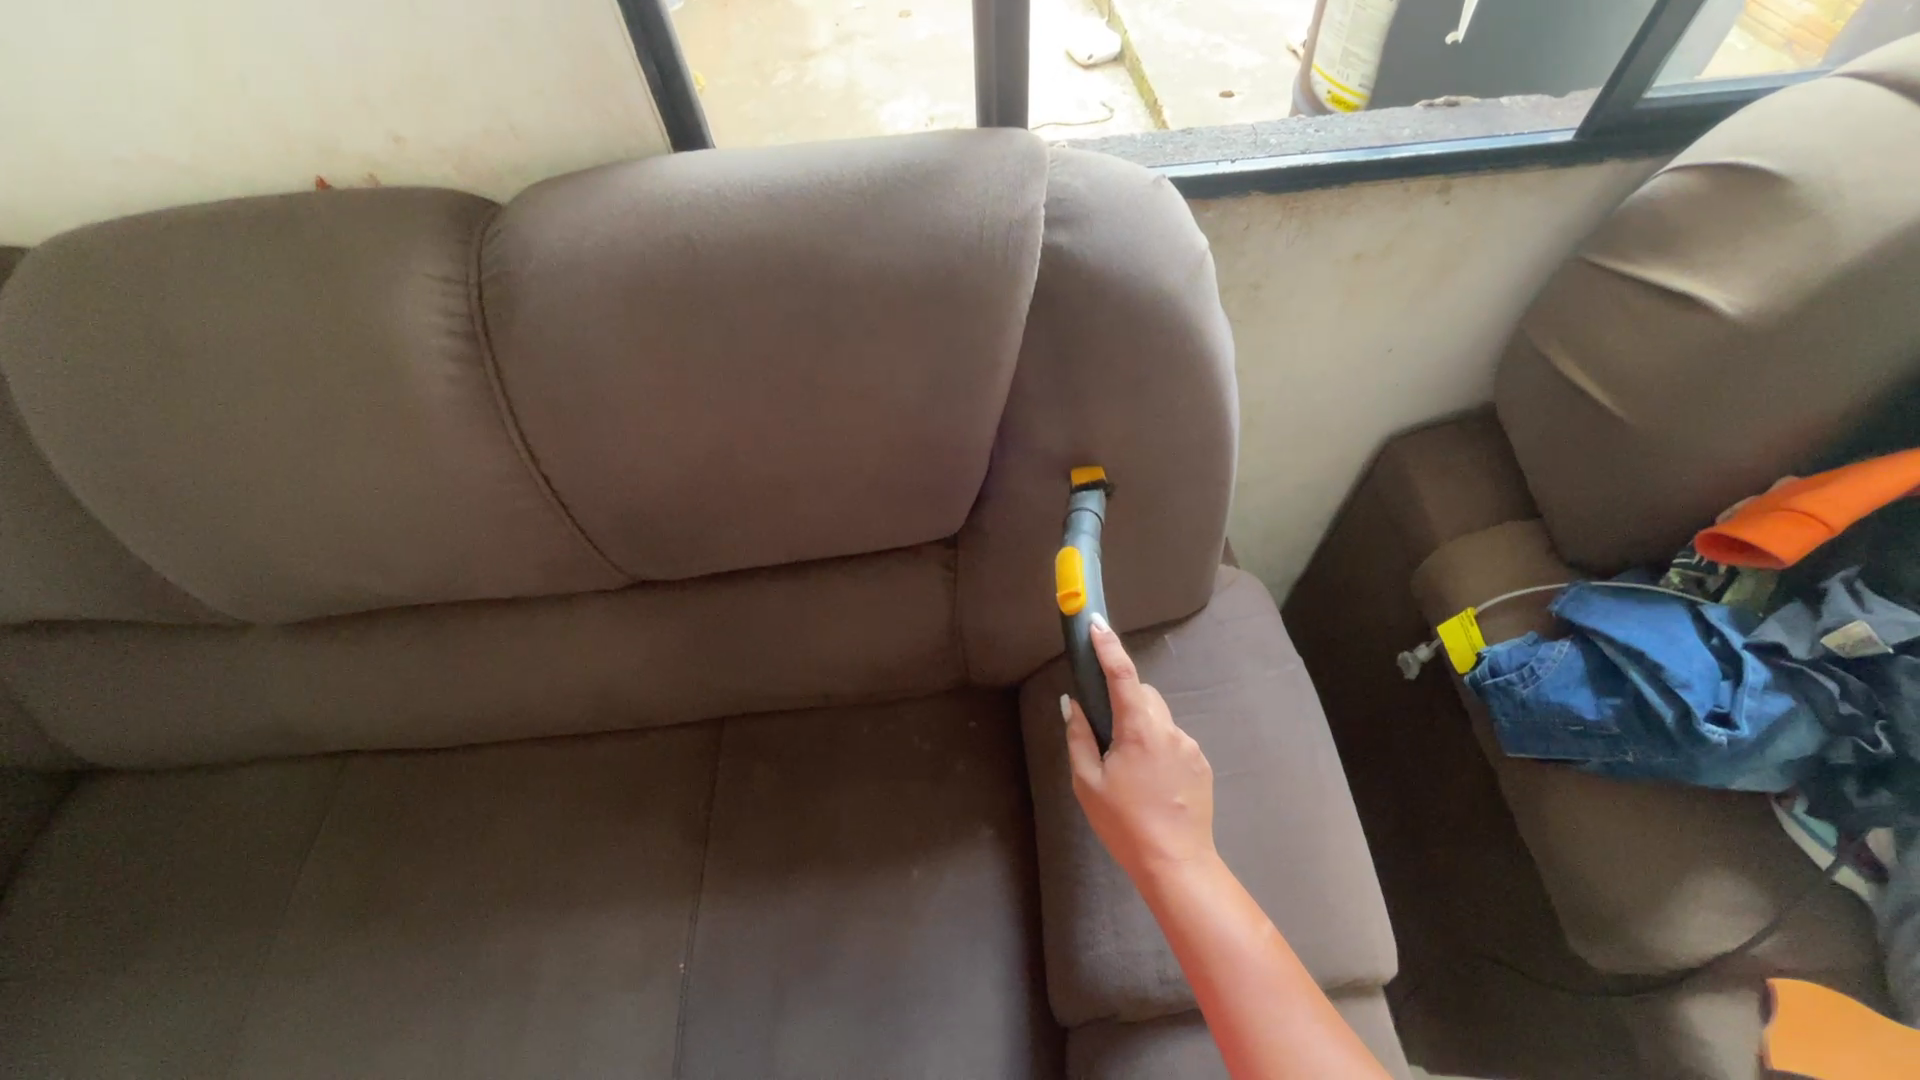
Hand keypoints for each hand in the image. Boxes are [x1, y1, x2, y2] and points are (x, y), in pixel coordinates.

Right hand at [1062, 613, 1217, 882]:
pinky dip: (1157, 745)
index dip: (1107, 647)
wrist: (1177, 863)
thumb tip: (1074, 704)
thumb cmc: (1124, 824)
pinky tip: (1150, 781)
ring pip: (1158, 718)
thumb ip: (1079, 737)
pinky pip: (1172, 740)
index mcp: (1138, 730)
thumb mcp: (1087, 783)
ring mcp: (1189, 746)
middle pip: (1142, 694)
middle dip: (1122, 698)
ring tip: (1128, 766)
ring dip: (1140, 725)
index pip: (1122, 675)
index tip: (1095, 624)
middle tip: (1104, 728)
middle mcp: (1168, 729)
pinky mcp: (1201, 763)